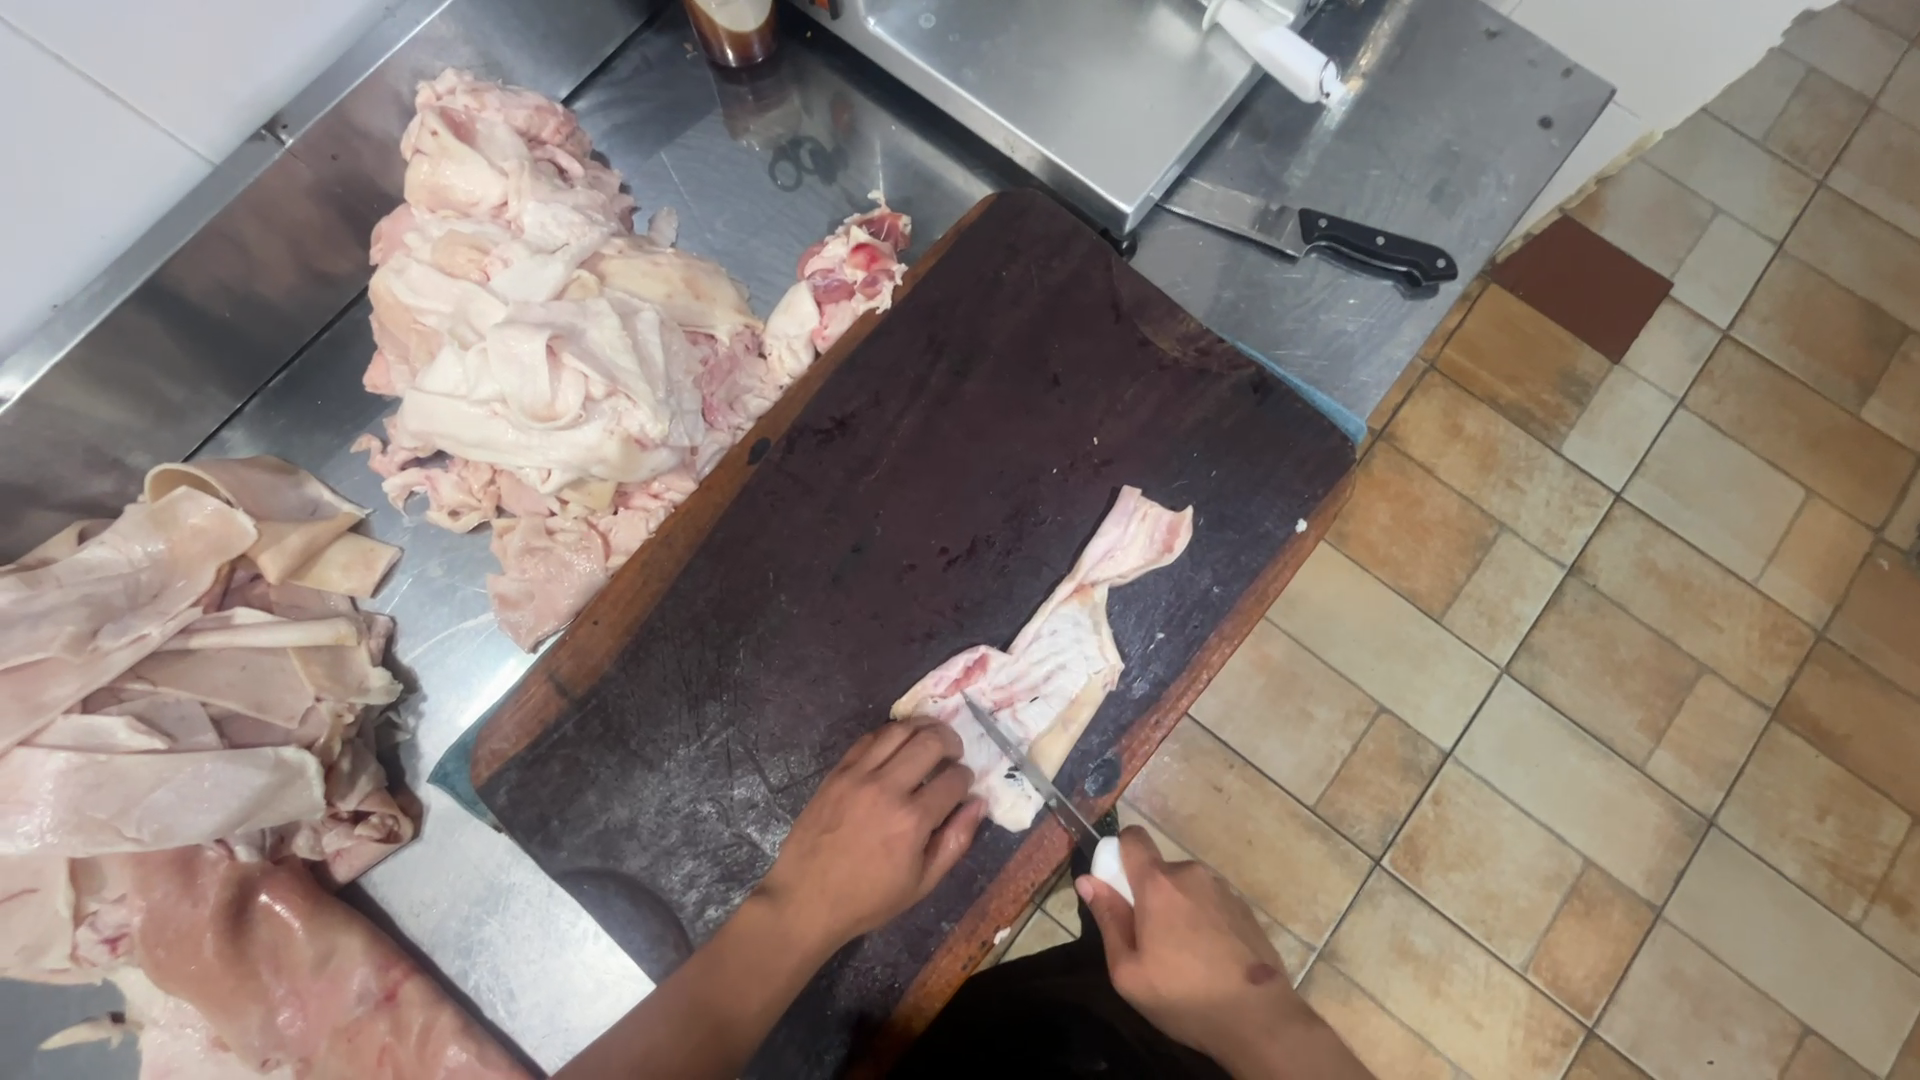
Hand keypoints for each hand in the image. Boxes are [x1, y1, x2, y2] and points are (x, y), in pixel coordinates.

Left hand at [755, 721, 986, 954]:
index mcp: (912, 821)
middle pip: (930, 741)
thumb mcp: (922, 883)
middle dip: (951, 742)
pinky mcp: (837, 772)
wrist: (805, 900)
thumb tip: (979, 803)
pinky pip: (869, 738)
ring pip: (899, 730)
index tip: (964, 783)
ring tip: (931, 737)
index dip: (966, 778)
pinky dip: (890, 735)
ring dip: (923, 728)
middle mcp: (887, 789)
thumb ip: (956, 840)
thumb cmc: (868, 899)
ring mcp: (858, 776)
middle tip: (954, 752)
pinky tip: (898, 745)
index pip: (954, 779)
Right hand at [1077, 827, 1311, 1073]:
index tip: (1119, 886)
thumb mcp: (1128, 971)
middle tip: (1152, 940)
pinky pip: (1212, 903)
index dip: (1120, 852)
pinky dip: (1205, 921)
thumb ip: (1107, 919)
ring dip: (1179, 908)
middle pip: (1159, 870)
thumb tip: (1086, 881)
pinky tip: (1212, 959)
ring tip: (1186, 955)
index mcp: (1158, 883)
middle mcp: (1191, 874)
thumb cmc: (1185, 996)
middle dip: (1150, 895)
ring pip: (1187, 888)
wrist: (1261, 1020)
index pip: (1133, 838)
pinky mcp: (1246, 909)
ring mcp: (1223, 890)